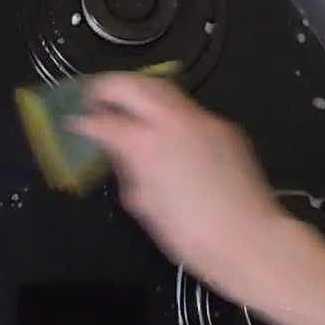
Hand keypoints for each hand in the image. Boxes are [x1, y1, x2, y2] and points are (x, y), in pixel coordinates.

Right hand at [72, 75, 291, 297]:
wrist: (251, 241)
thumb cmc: (190, 235)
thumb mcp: (142, 205)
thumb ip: (125, 168)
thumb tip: (117, 151)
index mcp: (145, 143)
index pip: (102, 120)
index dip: (82, 122)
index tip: (73, 123)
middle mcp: (171, 119)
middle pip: (129, 83)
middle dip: (106, 88)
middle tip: (94, 101)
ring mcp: (201, 118)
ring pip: (160, 86)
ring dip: (137, 91)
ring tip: (125, 105)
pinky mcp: (222, 125)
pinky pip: (186, 108)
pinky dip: (166, 111)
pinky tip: (164, 129)